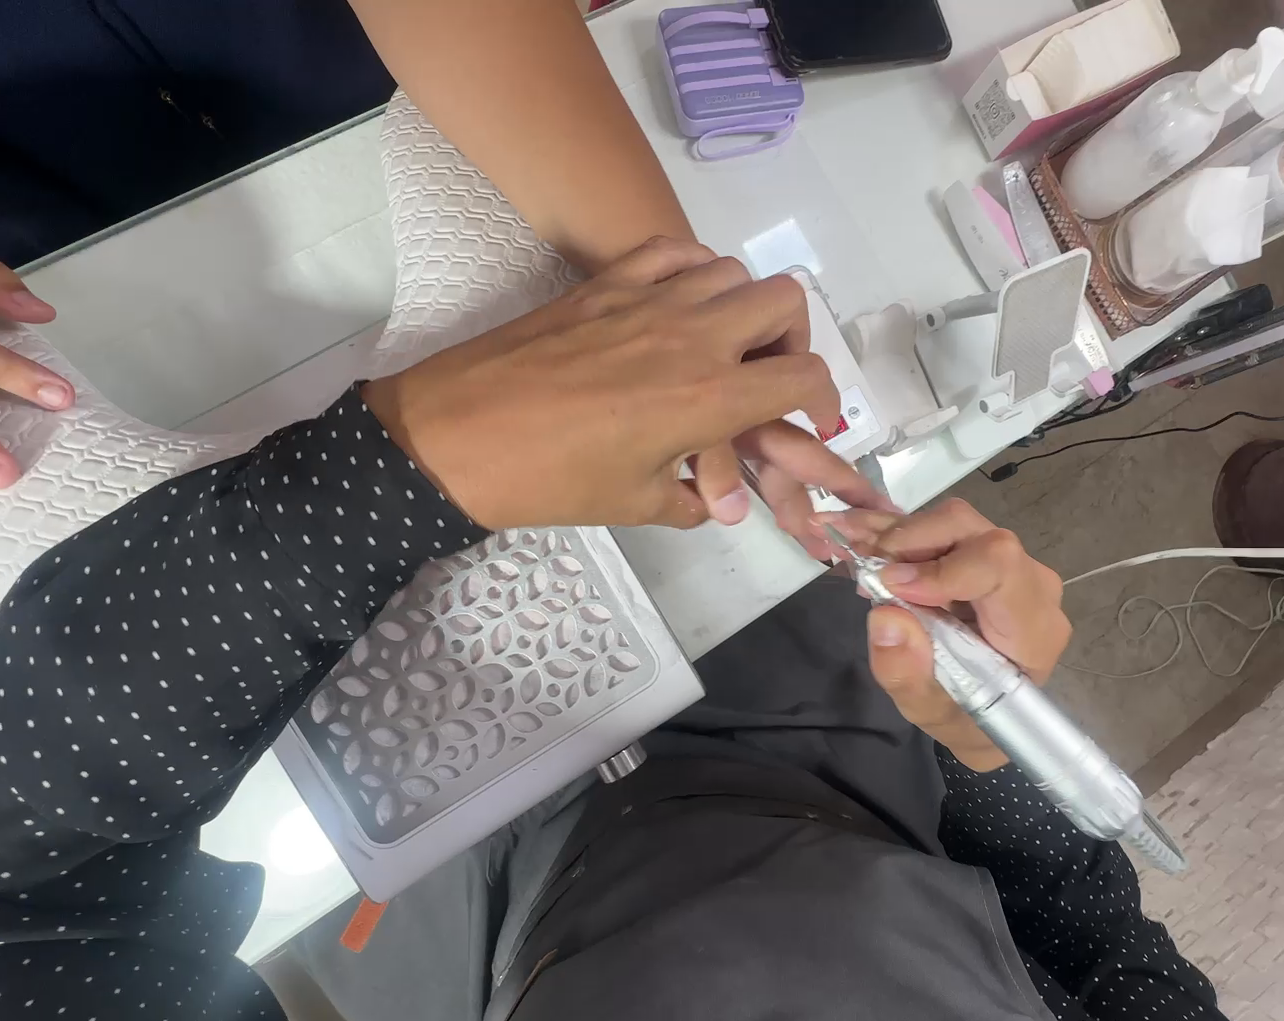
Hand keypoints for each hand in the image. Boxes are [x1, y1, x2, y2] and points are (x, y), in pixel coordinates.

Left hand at [362, 237, 894, 543]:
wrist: (457, 437)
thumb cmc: (553, 481)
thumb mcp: (636, 503)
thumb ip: (694, 500)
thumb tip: (719, 507)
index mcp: (709, 399)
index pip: (804, 378)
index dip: (826, 400)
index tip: (815, 421)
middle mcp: (694, 336)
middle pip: (786, 301)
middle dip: (794, 340)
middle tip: (768, 377)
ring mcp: (649, 297)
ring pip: (733, 269)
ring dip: (745, 305)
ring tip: (723, 344)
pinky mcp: (608, 281)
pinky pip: (673, 249)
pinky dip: (694, 269)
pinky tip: (679, 304)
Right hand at [818, 500, 1071, 770]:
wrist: (982, 714)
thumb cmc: (966, 719)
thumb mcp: (932, 714)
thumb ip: (909, 674)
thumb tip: (886, 616)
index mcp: (1032, 626)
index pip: (998, 564)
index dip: (939, 568)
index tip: (889, 587)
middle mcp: (1028, 583)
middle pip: (970, 529)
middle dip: (909, 541)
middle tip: (867, 570)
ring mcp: (1006, 563)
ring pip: (951, 521)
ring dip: (895, 534)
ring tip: (850, 548)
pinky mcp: (979, 554)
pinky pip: (939, 527)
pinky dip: (893, 530)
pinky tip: (854, 534)